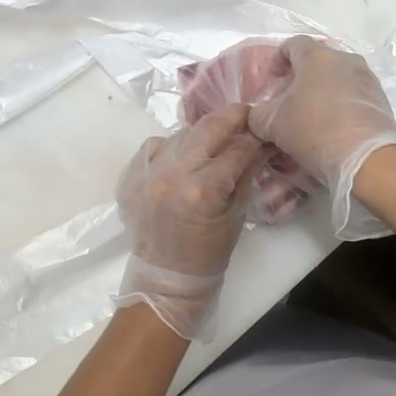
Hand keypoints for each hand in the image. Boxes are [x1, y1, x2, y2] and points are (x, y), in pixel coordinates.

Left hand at [114, 104, 267, 338]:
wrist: (165, 281)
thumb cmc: (209, 253)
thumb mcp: (237, 213)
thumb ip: (246, 171)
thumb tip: (261, 140)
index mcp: (203, 190)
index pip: (238, 147)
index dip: (256, 135)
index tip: (265, 128)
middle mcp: (172, 175)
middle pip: (208, 126)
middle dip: (231, 116)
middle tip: (245, 114)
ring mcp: (147, 174)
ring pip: (181, 132)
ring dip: (202, 134)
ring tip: (214, 142)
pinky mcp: (129, 176)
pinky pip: (155, 145)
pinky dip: (172, 147)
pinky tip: (182, 160)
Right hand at [248, 36, 395, 238]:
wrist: (368, 159)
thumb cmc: (314, 130)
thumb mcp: (272, 124)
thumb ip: (258, 114)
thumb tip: (258, 115)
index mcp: (317, 57)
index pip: (294, 44)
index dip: (279, 58)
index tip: (272, 78)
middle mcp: (346, 60)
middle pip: (318, 61)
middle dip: (302, 78)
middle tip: (289, 101)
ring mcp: (368, 79)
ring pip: (339, 78)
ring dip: (323, 92)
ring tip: (312, 117)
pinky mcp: (382, 101)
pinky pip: (355, 96)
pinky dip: (341, 106)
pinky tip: (333, 129)